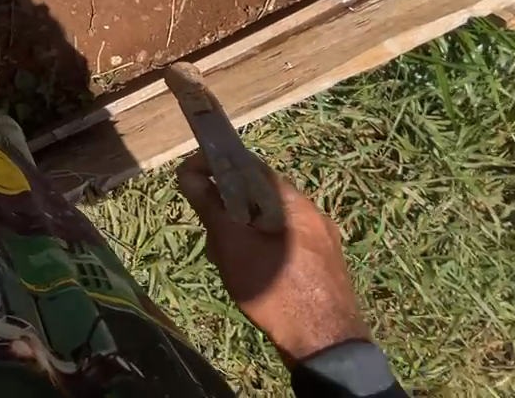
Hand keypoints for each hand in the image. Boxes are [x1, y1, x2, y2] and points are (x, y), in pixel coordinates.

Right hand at [176, 152, 369, 360]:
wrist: (326, 349)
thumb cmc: (275, 289)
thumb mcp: (232, 244)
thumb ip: (209, 205)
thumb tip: (188, 175)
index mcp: (294, 203)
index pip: (248, 165)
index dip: (214, 166)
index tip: (189, 178)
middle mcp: (313, 214)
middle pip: (256, 192)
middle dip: (226, 204)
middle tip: (209, 227)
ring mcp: (322, 240)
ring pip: (267, 217)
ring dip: (241, 227)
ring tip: (226, 255)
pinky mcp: (324, 262)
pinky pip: (282, 238)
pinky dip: (259, 242)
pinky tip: (249, 267)